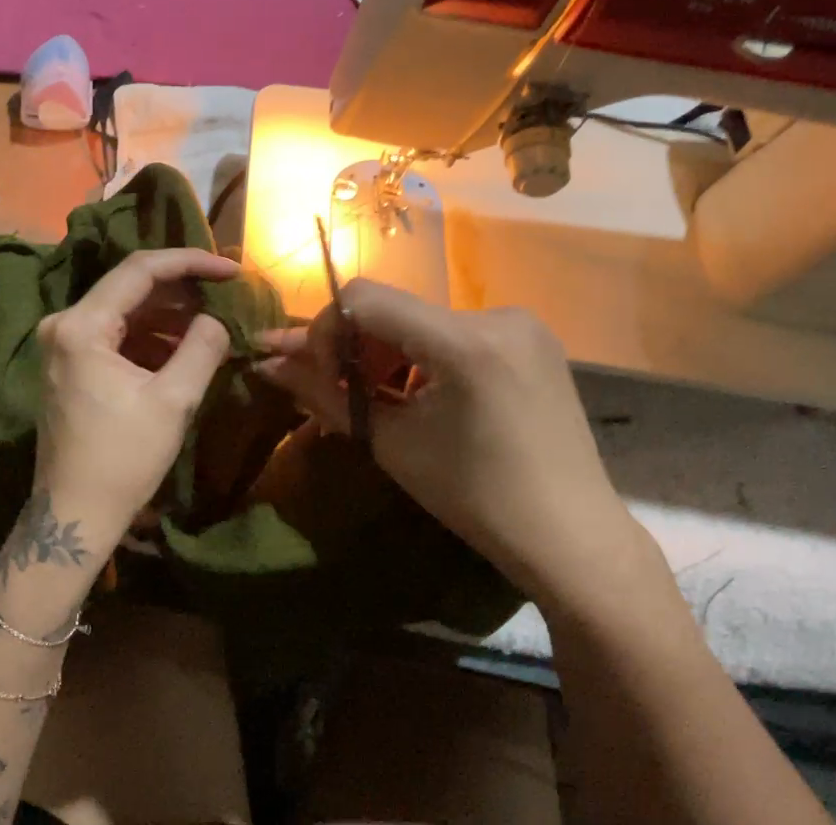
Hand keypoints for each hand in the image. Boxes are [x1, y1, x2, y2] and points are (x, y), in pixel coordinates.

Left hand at [34, 248, 237, 531]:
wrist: (75, 512)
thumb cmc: (123, 459)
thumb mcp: (173, 401)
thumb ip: (201, 348)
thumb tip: (217, 319)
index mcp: (80, 326)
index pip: (139, 270)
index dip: (189, 263)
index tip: (232, 270)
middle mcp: (63, 325)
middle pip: (128, 287)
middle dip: (181, 290)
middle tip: (228, 294)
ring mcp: (62, 345)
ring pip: (123, 312)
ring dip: (167, 316)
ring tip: (214, 323)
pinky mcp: (69, 365)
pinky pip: (113, 336)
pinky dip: (148, 338)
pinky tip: (184, 348)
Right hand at [255, 279, 651, 607]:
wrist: (569, 536)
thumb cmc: (474, 496)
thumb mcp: (388, 441)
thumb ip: (323, 393)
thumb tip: (266, 364)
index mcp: (465, 340)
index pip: (364, 299)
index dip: (323, 329)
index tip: (314, 374)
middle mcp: (496, 315)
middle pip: (390, 309)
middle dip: (348, 346)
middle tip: (324, 387)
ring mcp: (519, 325)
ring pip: (417, 321)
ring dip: (380, 353)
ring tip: (368, 399)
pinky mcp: (528, 341)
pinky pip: (449, 333)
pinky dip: (416, 357)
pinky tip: (409, 395)